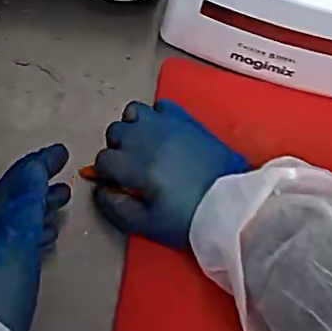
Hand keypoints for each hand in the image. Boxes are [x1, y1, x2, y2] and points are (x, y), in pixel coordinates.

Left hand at [0, 144, 70, 330]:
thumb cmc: (1, 288)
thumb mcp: (17, 239)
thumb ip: (26, 202)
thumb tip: (35, 166)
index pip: (16, 180)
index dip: (39, 162)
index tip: (62, 152)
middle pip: (17, 196)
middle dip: (41, 181)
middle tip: (66, 174)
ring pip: (19, 218)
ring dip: (40, 204)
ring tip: (62, 200)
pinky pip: (21, 239)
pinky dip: (37, 229)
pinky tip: (48, 237)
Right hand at [92, 100, 249, 249]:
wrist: (230, 203)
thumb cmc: (188, 217)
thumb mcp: (148, 225)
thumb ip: (117, 209)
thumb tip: (101, 191)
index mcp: (133, 164)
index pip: (103, 160)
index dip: (106, 173)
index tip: (118, 183)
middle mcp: (143, 137)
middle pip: (114, 131)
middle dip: (117, 148)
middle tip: (132, 165)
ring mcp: (164, 123)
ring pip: (133, 111)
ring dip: (133, 126)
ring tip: (144, 143)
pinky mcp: (183, 117)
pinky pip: (160, 106)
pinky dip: (157, 116)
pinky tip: (165, 133)